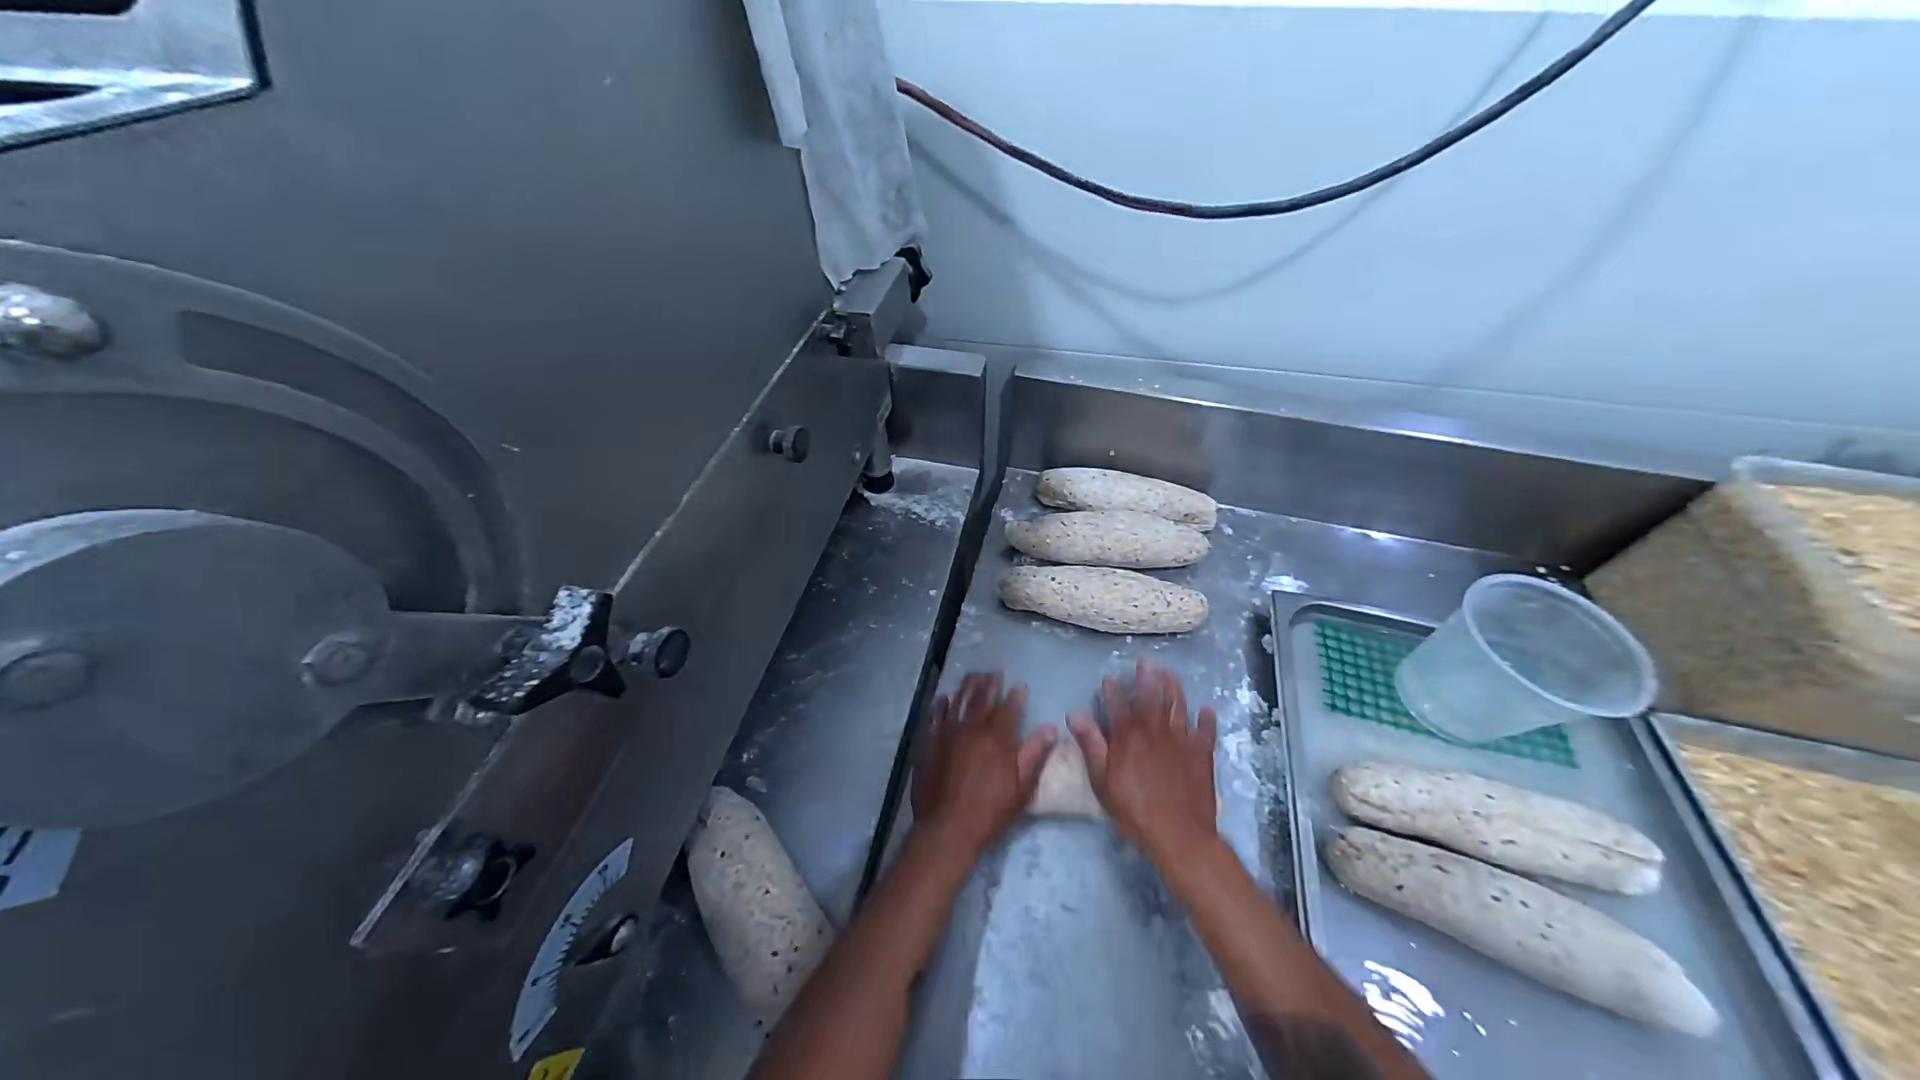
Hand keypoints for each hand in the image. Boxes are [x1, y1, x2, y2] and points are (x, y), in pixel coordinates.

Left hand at [912, 672, 1053, 860]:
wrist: (947, 829)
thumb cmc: (990, 812)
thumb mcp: (1022, 788)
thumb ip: (1035, 754)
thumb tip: (1050, 729)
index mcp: (998, 738)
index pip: (1009, 708)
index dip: (1015, 696)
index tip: (1019, 687)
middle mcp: (972, 728)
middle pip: (982, 699)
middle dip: (990, 684)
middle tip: (994, 673)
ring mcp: (947, 734)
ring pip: (958, 702)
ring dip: (967, 688)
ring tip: (973, 677)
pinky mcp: (930, 743)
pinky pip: (936, 716)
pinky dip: (942, 705)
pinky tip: (945, 698)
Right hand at [1069, 660, 1218, 863]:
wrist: (1178, 832)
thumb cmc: (1134, 809)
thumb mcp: (1102, 780)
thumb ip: (1091, 744)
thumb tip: (1075, 714)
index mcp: (1129, 736)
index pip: (1118, 706)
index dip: (1113, 691)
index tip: (1109, 678)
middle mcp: (1155, 731)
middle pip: (1151, 698)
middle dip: (1147, 679)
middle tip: (1146, 663)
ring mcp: (1181, 740)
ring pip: (1178, 707)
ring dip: (1174, 689)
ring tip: (1171, 675)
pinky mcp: (1202, 754)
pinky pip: (1206, 731)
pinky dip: (1206, 720)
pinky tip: (1206, 710)